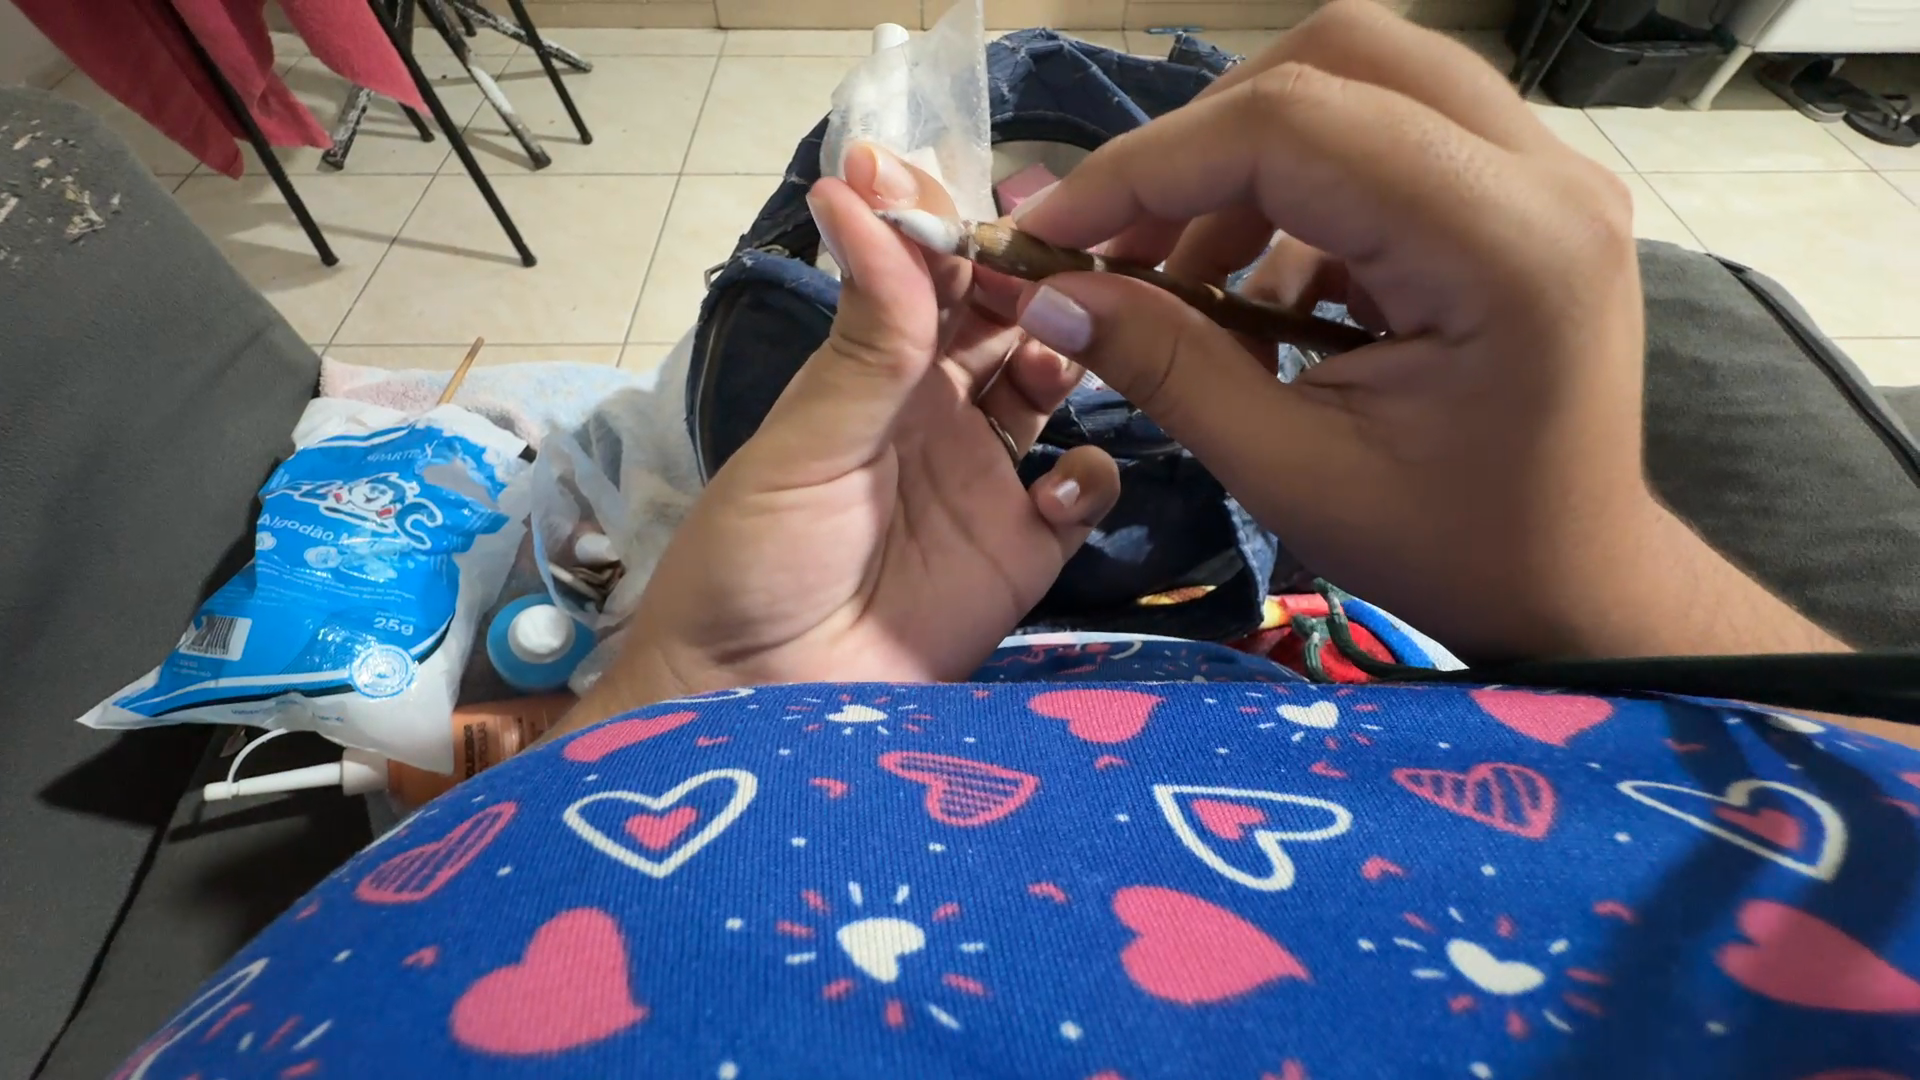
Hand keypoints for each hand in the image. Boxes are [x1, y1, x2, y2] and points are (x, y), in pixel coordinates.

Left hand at [573, 146, 1118, 720]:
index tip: (999, 198)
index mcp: (876, 374)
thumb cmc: (761, 559)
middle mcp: (937, 416)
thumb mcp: (806, 444)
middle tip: (1068, 276)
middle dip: (1036, 291)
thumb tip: (856, 188)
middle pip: (1005, 325)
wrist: (767, 695)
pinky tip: (1059, 493)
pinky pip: (1080, 497)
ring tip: (1067, 365)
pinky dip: (1088, 482)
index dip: (963, 232)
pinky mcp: (1024, 551)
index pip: (933, 278)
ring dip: (1071, 366)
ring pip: (1052, 396)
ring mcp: (986, 482)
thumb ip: (864, 337)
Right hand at [1011, 0, 1839, 659]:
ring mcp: (1534, 173)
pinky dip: (1279, 204)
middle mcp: (1538, 172)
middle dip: (1195, 144)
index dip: (1147, 166)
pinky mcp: (1504, 198)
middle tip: (1119, 239)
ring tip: (1174, 280)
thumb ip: (1167, 368)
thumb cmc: (1431, 543)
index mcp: (1502, 247)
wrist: (1557, 575)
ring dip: (1233, 174)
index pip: (1294, 127)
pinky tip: (1248, 294)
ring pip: (1351, 87)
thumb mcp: (1280, 470)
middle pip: (1334, 59)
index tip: (1052, 232)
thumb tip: (1052, 298)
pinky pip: (1368, 148)